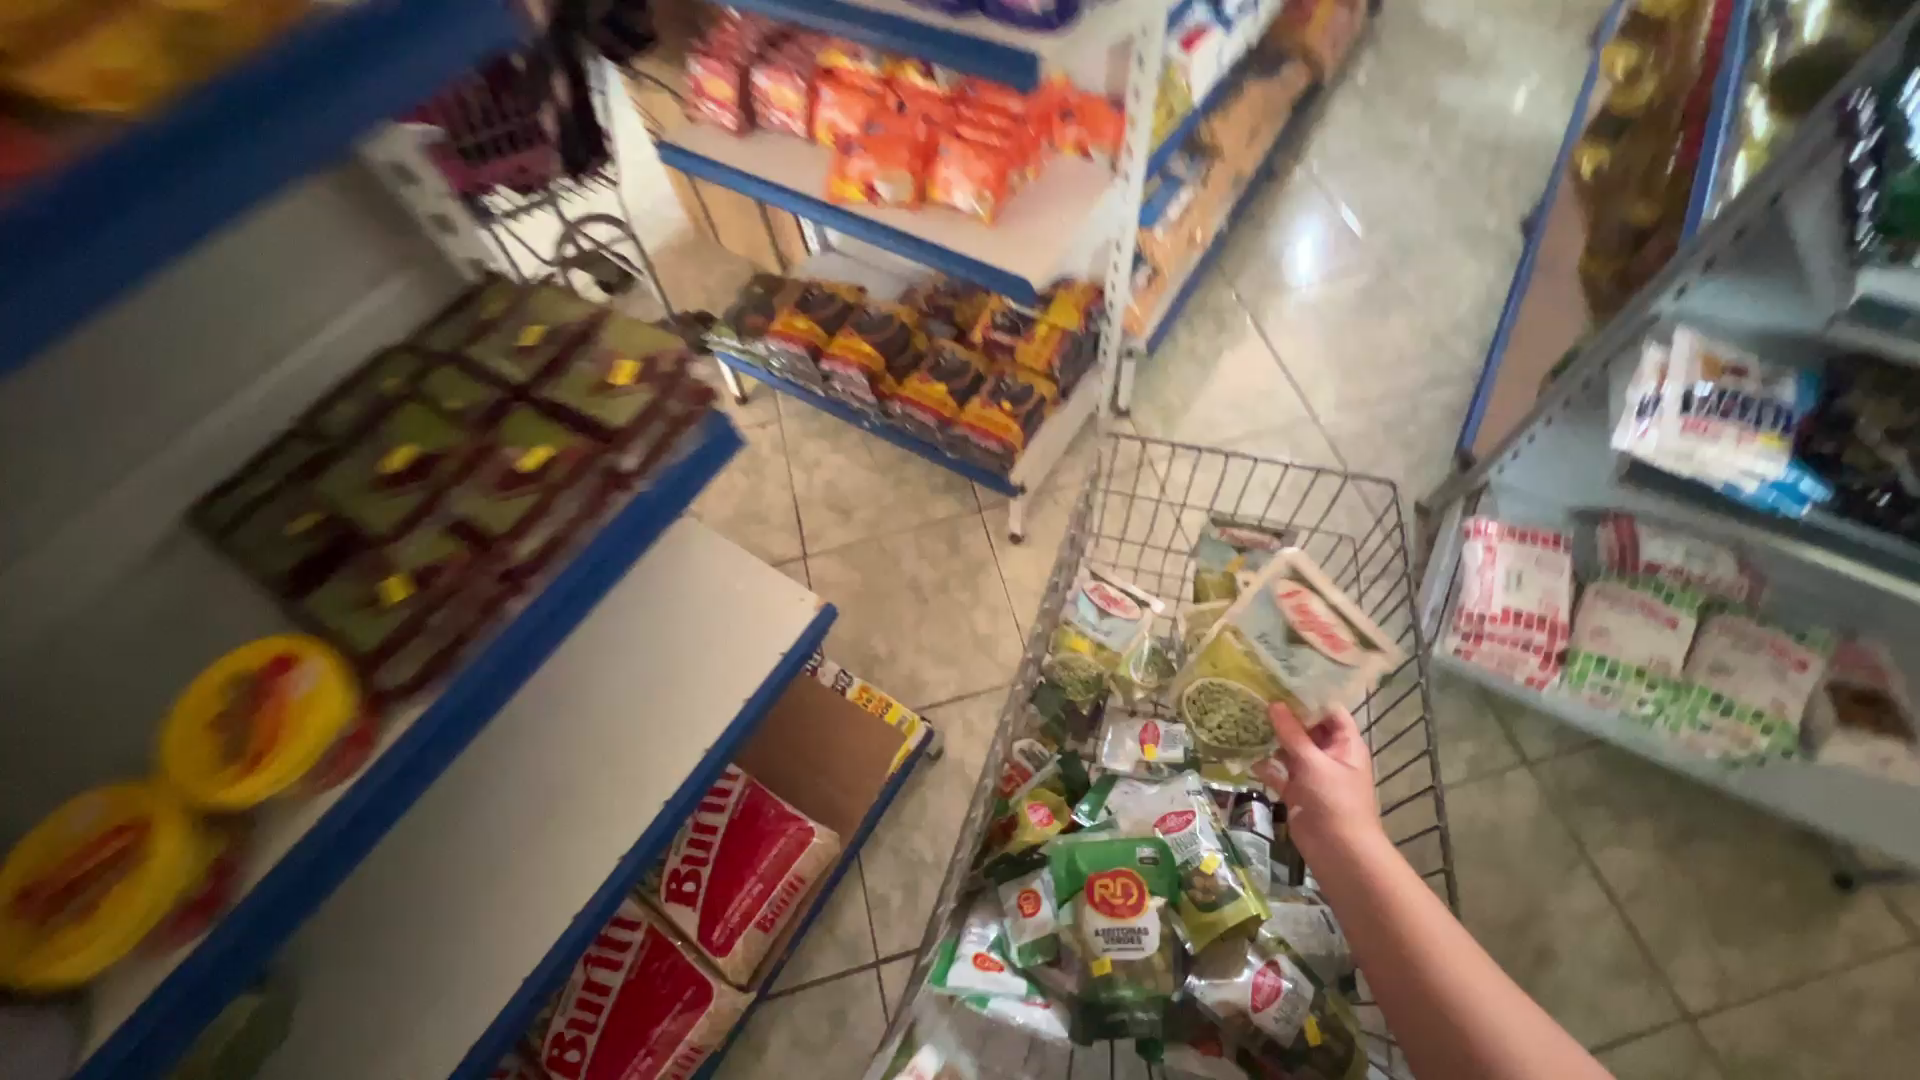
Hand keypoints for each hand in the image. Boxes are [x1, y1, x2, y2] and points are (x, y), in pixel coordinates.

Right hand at [1253, 702, 1384, 867]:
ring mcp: (1312, 774)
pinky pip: (1278, 772)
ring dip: (1271, 738)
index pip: (1330, 711)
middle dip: (1284, 715)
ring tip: (1244, 717)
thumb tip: (1274, 703)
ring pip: (1290, 749)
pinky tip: (1244, 753)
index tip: (1282, 680)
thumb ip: (1292, 733)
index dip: (1310, 696)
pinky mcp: (1297, 791)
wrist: (1338, 851)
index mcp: (1345, 744)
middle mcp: (1329, 755)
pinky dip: (1265, 765)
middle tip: (1255, 694)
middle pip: (1307, 728)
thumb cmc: (1335, 801)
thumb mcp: (1314, 762)